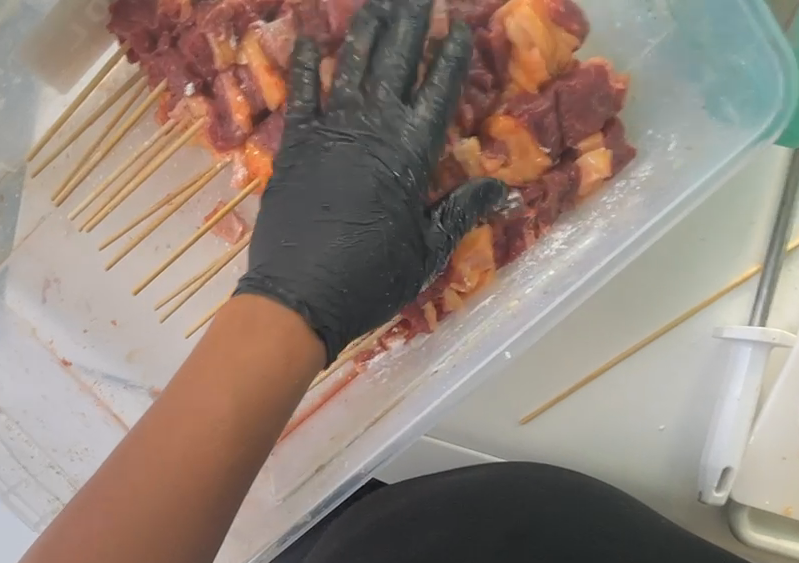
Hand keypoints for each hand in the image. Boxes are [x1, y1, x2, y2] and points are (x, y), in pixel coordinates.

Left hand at [234, 0, 506, 364]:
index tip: (460, 26)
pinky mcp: (294, 143)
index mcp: (412, 152)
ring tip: (379, 1)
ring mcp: (330, 129)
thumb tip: (503, 191)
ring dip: (367, 27)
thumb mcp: (426, 253)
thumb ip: (461, 213)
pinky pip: (301, 91)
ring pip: (351, 62)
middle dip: (413, 20)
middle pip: (397, 59)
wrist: (301, 296)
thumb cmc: (370, 281)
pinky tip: (308, 39)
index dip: (451, 55)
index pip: (439, 89)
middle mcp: (373, 126)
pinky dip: (304, 63)